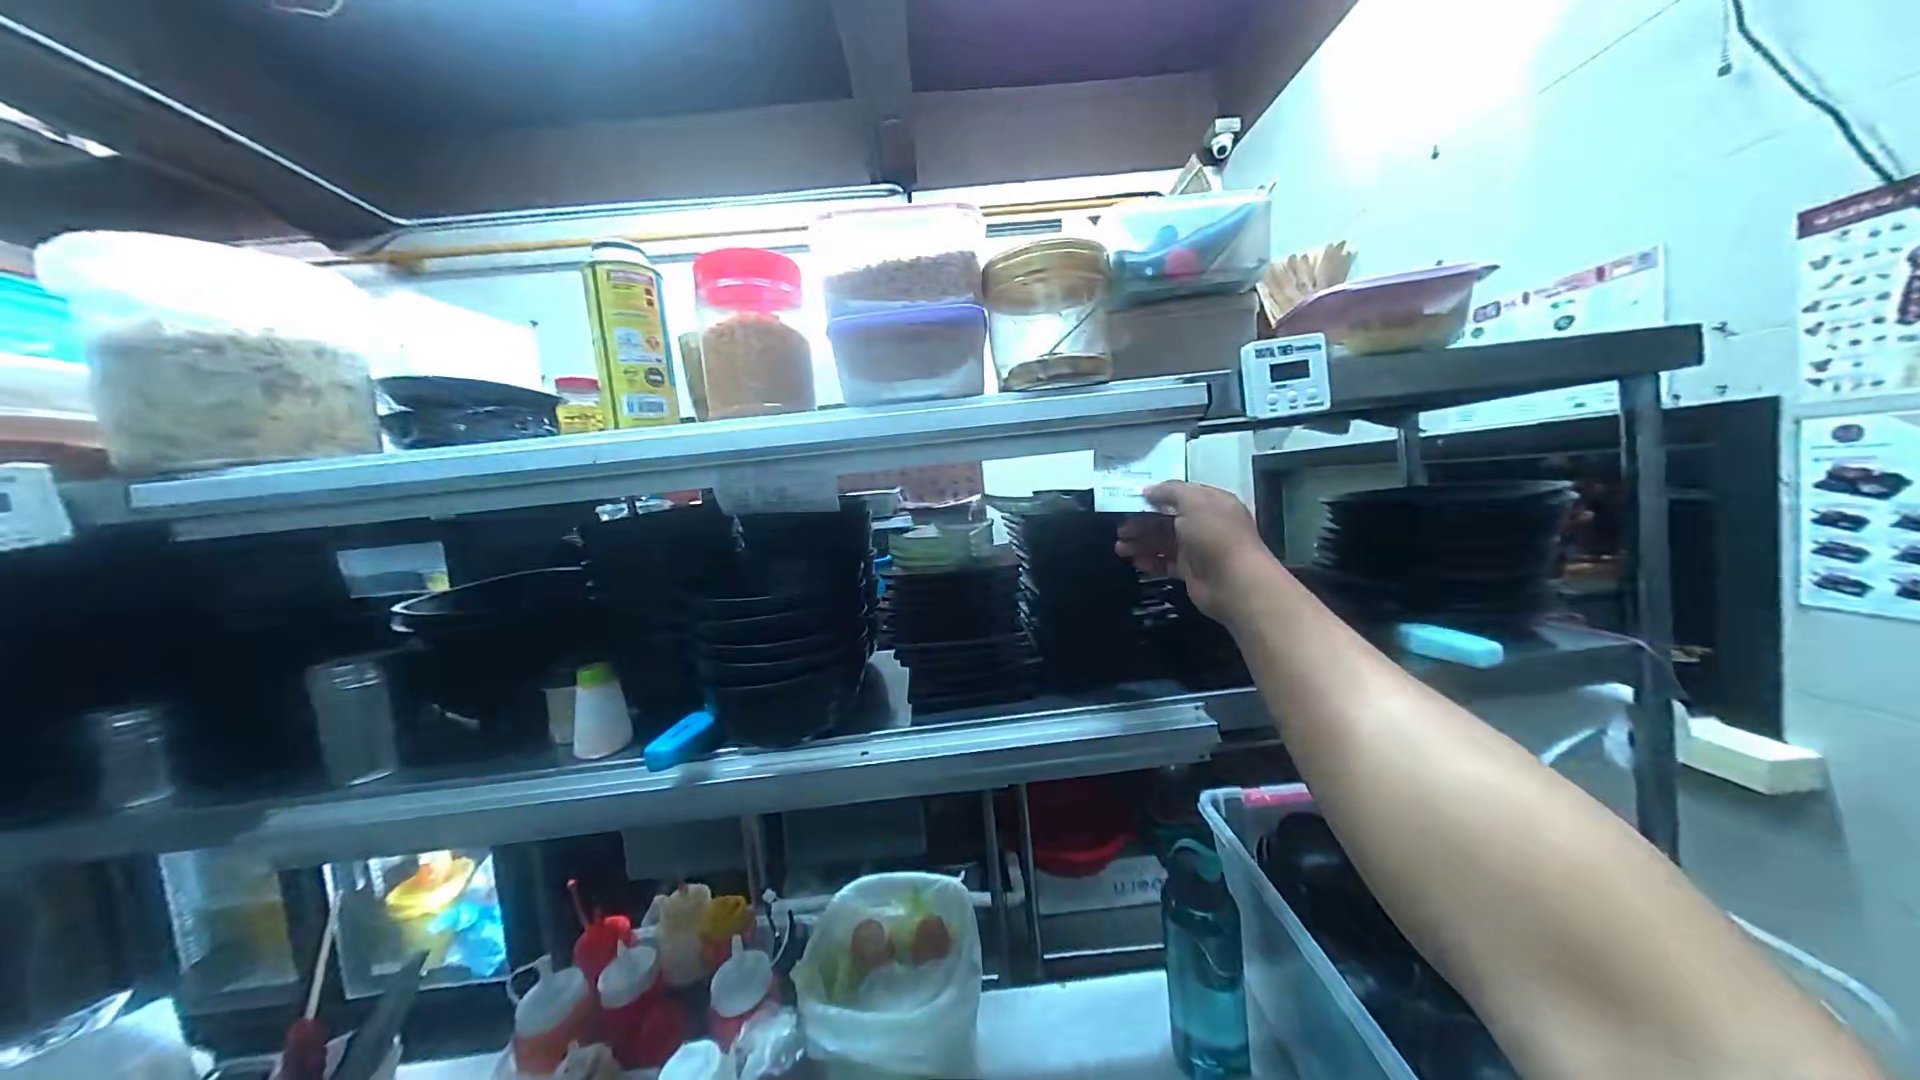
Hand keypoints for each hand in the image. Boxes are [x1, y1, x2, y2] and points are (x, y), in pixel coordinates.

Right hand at [1114, 480, 1275, 621]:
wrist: (1235, 583)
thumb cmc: (1216, 536)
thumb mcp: (1194, 502)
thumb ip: (1170, 492)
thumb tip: (1148, 490)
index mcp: (1211, 503)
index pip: (1179, 495)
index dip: (1155, 497)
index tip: (1131, 501)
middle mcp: (1205, 523)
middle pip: (1167, 520)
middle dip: (1142, 523)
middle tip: (1120, 529)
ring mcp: (1198, 548)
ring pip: (1164, 542)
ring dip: (1141, 543)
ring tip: (1120, 548)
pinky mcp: (1191, 570)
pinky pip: (1166, 562)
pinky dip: (1150, 561)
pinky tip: (1134, 561)